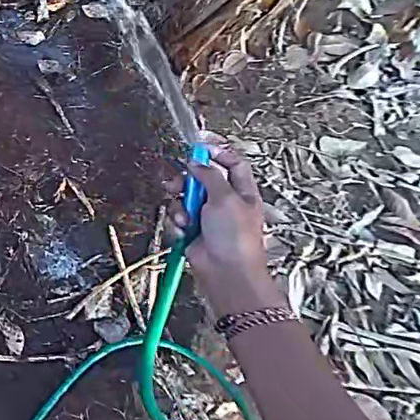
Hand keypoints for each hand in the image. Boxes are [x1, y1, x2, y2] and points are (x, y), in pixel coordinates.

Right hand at [162, 137, 280, 316]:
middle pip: (202, 178)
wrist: (226, 272)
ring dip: (180, 204)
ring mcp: (207, 216)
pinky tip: (184, 228)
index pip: (232, 163)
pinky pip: (177, 215)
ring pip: (185, 196)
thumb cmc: (236, 239)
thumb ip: (209, 175)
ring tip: (183, 214)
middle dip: (188, 180)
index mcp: (242, 192)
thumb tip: (196, 163)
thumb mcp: (225, 198)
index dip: (217, 153)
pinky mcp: (192, 229)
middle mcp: (224, 202)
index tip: (199, 147)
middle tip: (180, 182)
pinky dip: (177, 221)